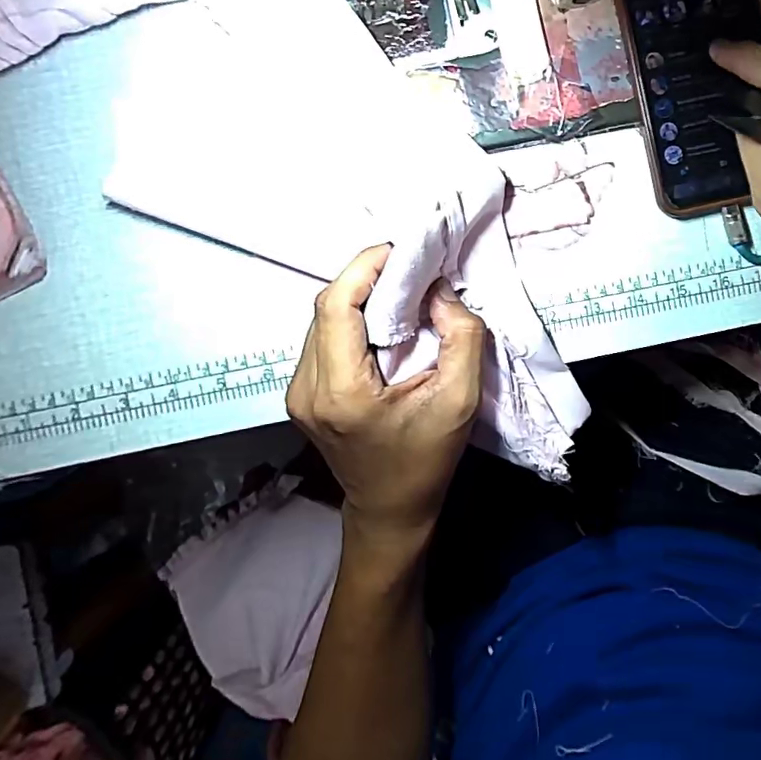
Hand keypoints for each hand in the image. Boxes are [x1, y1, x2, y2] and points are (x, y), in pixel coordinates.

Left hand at [286, 245, 487, 541]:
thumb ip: (461, 338)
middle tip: (413, 267)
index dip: (365, 268)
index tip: (404, 250)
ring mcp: (299, 392)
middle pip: (327, 308)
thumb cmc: (427, 459)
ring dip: (362, 296)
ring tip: (405, 290)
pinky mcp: (305, 393)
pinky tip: (388, 321)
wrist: (392, 508)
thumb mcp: (460, 399)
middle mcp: (306, 388)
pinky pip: (327, 337)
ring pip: (324, 320)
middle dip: (369, 278)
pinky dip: (356, 317)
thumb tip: (440, 291)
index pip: (335, 306)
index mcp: (340, 391)